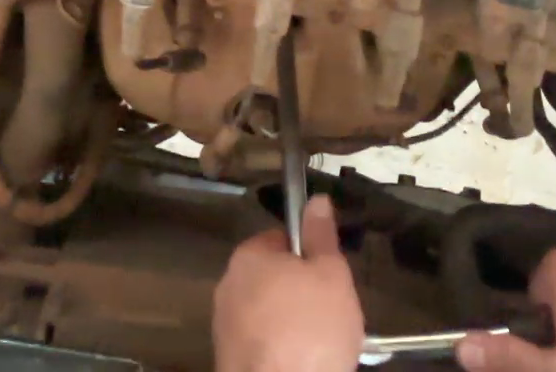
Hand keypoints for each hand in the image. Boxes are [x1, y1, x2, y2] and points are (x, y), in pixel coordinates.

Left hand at [214, 196, 364, 371]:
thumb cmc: (309, 329)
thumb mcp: (330, 274)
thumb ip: (322, 235)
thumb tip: (317, 200)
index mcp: (249, 255)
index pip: (283, 240)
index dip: (310, 257)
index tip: (330, 279)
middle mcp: (229, 284)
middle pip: (275, 278)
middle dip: (301, 294)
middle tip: (330, 314)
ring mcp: (224, 326)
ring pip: (269, 314)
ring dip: (290, 325)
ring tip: (319, 345)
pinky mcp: (228, 360)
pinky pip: (262, 344)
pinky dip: (280, 350)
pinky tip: (301, 362)